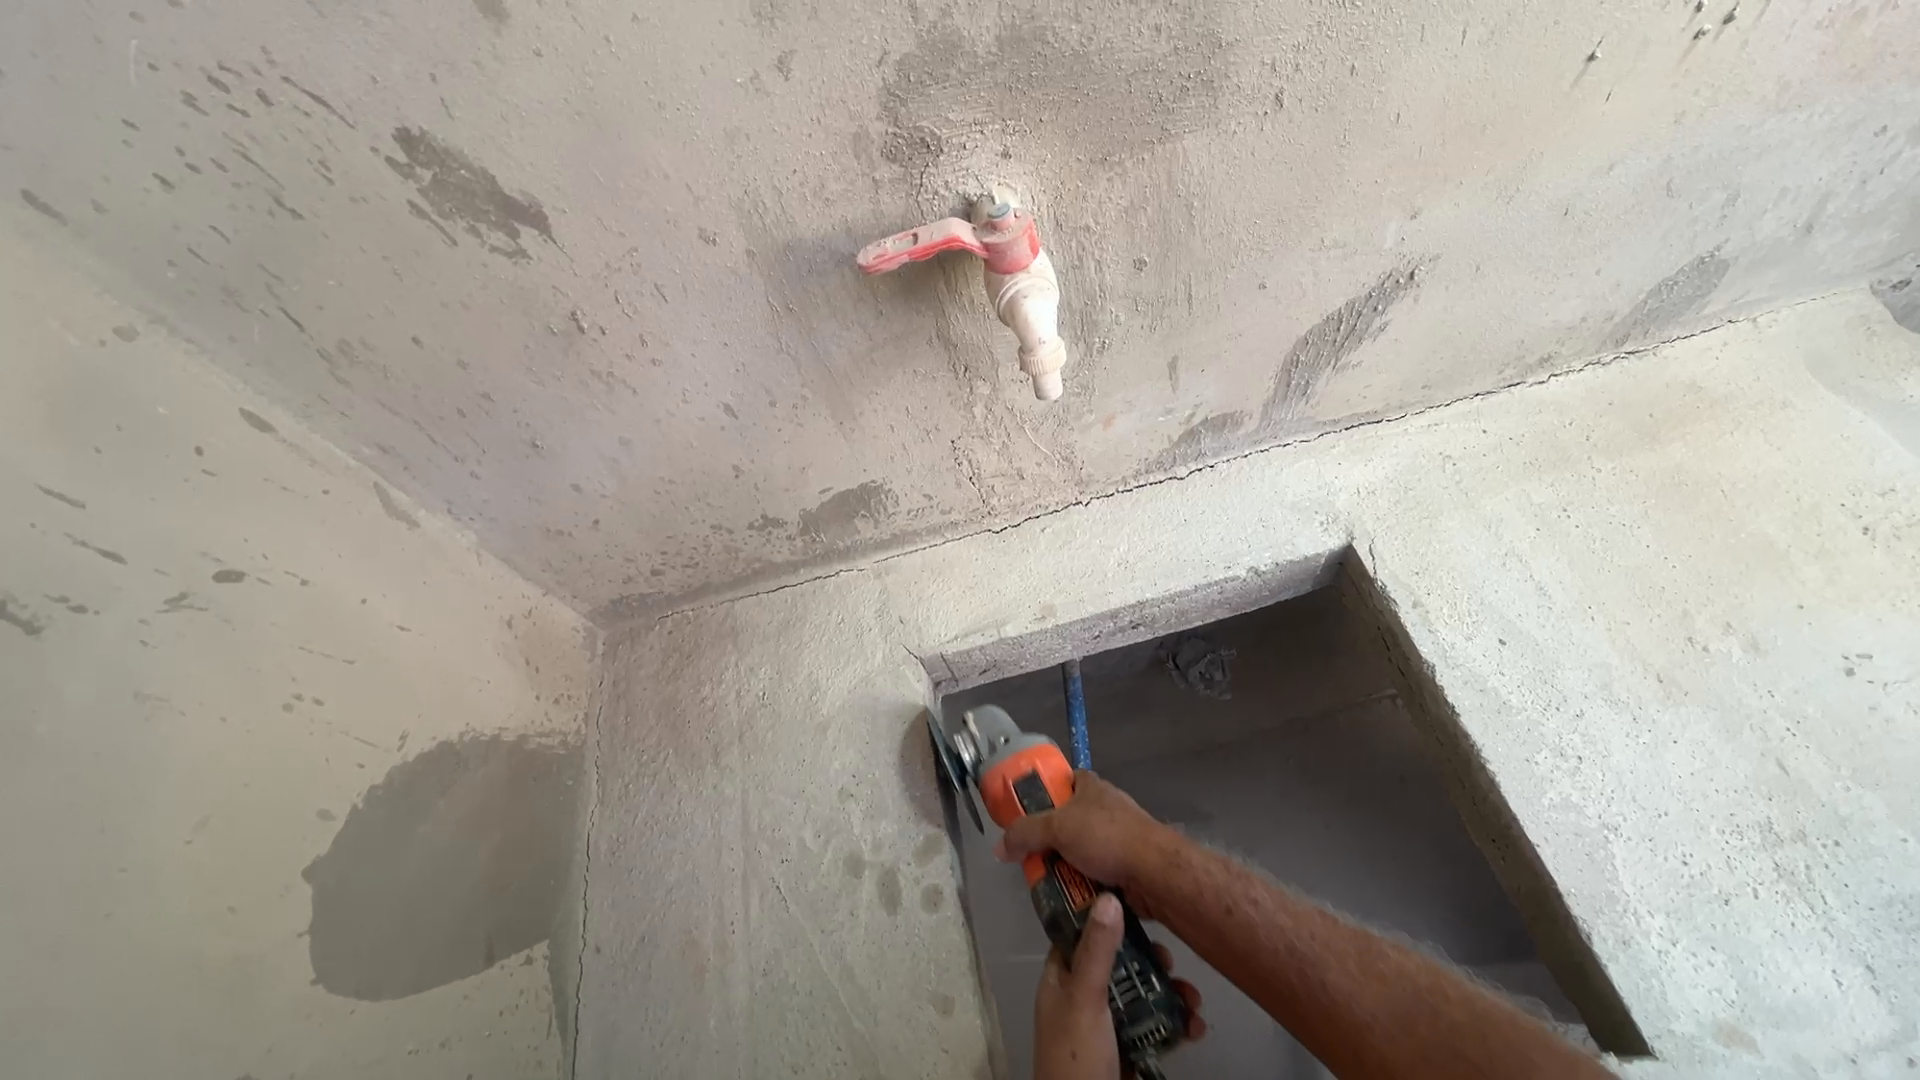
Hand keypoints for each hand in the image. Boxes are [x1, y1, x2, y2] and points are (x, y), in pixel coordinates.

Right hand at [995, 771, 1170, 892]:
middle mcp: (1107, 807)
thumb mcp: (1057, 828)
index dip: (1048, 794)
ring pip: (1083, 850)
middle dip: (1053, 840)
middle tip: (1034, 857)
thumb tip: (999, 847)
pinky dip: (1085, 883)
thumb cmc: (1106, 837)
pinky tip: (1072, 895)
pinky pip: (1097, 873)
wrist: (1154, 873)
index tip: (1030, 814)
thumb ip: (1025, 834)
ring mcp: (1120, 837)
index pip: (1066, 781)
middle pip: (1071, 821)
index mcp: (1092, 787)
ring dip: (1069, 866)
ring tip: (1050, 882)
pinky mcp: (1128, 865)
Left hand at [1034, 893, 1206, 1079]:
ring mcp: (1107, 1024)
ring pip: (1142, 994)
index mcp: (1061, 977)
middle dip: (1150, 960)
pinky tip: (1196, 1026)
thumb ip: (1098, 950)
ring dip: (1170, 993)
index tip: (1137, 906)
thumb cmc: (1076, 1054)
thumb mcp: (1085, 997)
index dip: (1106, 918)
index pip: (1080, 933)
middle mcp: (1082, 995)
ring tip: (1193, 996)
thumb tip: (1108, 895)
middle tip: (1171, 960)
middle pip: (1119, 963)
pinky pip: (1155, 1028)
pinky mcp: (1130, 1050)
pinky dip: (1176, 1024)